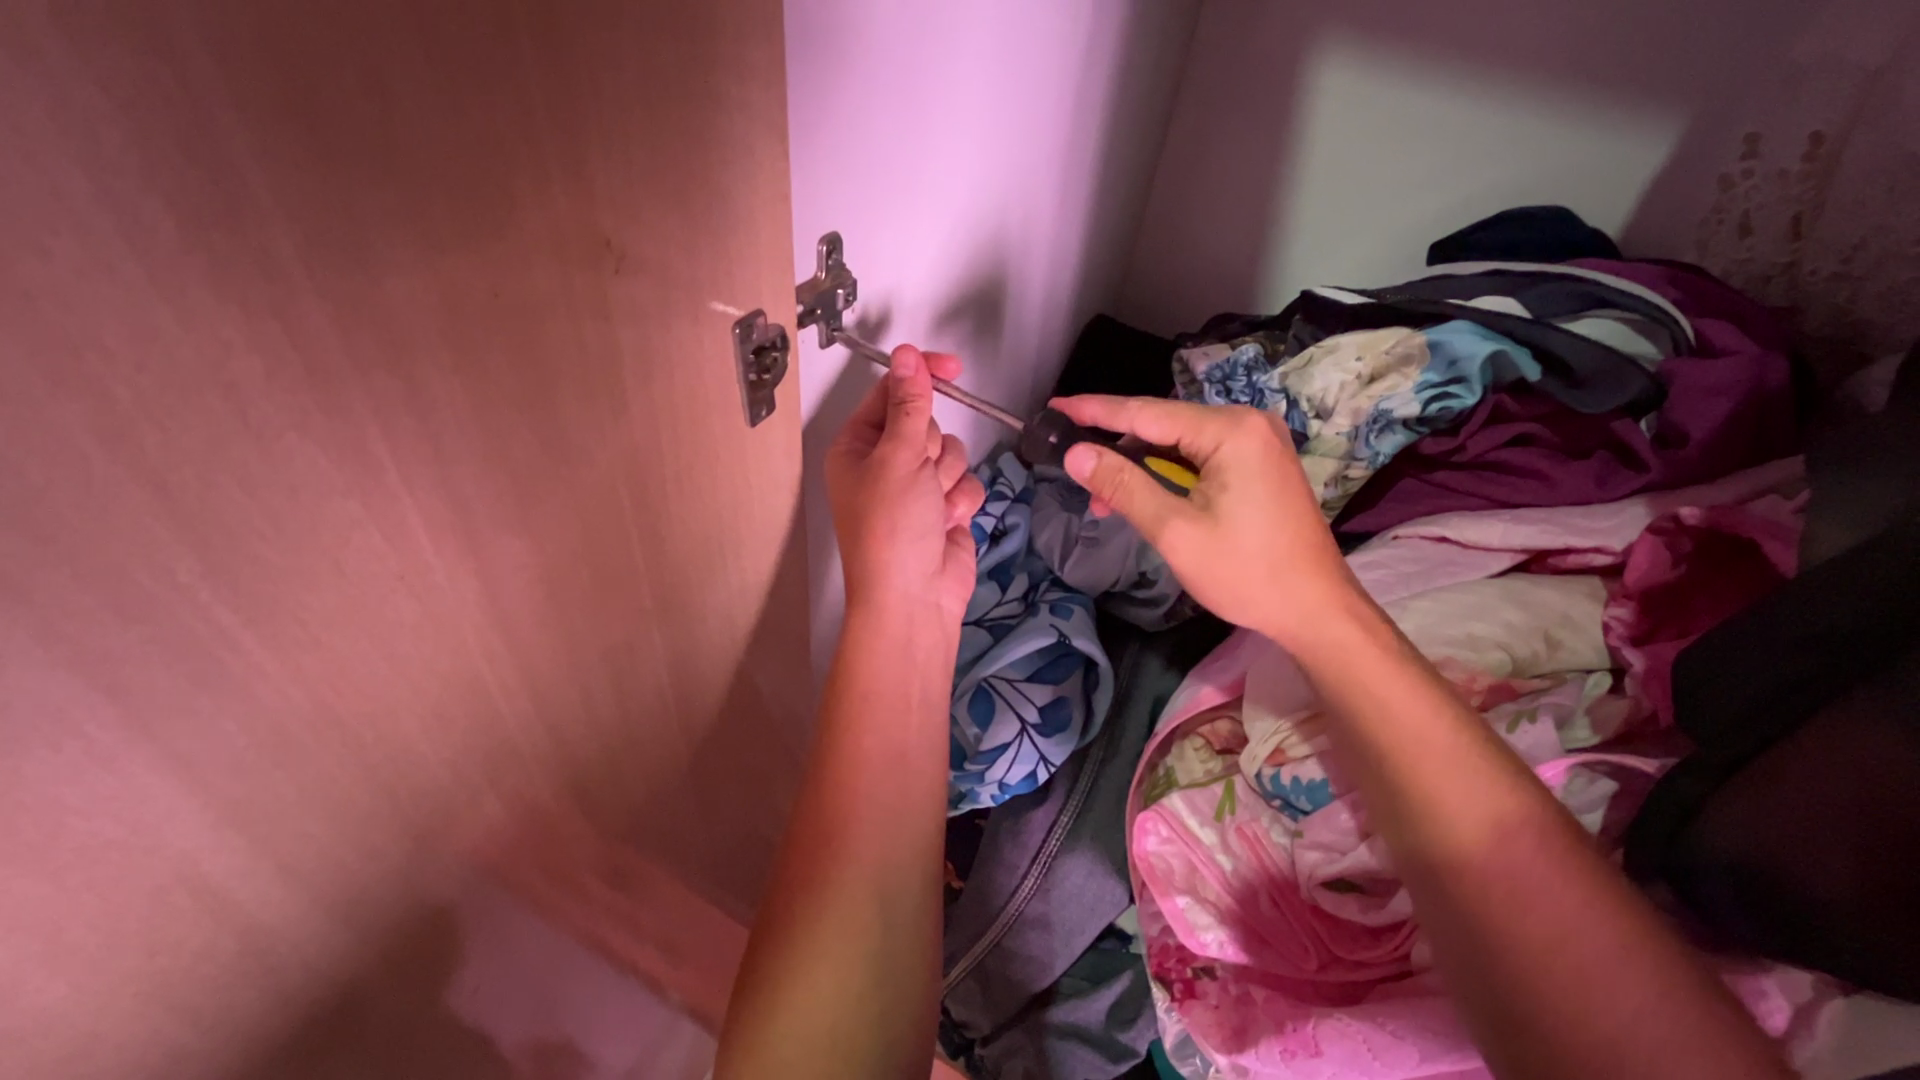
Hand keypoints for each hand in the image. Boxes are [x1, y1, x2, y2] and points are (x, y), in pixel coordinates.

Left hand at [828, 346, 985, 624]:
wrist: (914, 599)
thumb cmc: (891, 529)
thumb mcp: (897, 457)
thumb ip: (910, 403)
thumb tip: (907, 356)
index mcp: (857, 446)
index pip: (891, 392)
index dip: (920, 376)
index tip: (951, 366)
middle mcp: (884, 463)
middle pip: (927, 423)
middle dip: (932, 448)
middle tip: (920, 475)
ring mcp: (915, 487)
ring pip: (952, 452)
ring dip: (948, 478)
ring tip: (932, 507)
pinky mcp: (943, 508)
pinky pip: (965, 482)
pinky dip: (961, 502)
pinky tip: (947, 523)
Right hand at [1048, 395, 1362, 646]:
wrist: (1315, 609)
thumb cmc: (1247, 573)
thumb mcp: (1176, 531)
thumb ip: (1124, 486)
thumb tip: (1075, 454)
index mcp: (1231, 431)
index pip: (1146, 413)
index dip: (1095, 411)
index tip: (1054, 407)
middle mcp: (1247, 423)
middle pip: (1163, 426)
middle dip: (1117, 450)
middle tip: (1073, 470)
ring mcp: (1257, 443)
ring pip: (1179, 445)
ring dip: (1140, 469)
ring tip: (1103, 502)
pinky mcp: (1259, 464)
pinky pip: (1200, 459)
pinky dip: (1169, 476)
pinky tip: (1143, 498)